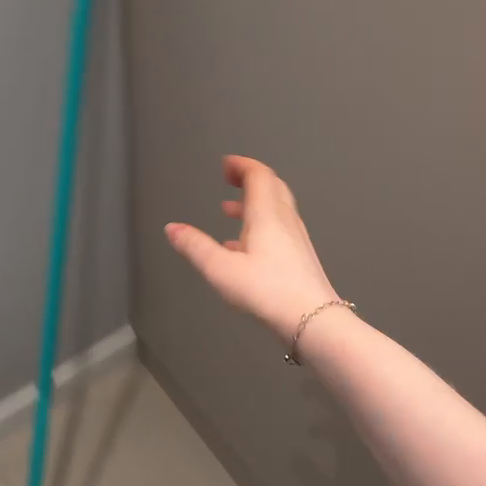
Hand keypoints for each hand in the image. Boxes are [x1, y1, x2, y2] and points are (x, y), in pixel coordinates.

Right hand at [164, 155, 341, 343]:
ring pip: (277, 209)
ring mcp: (296, 239)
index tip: (226, 164)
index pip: (259, 175)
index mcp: (267, 215)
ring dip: (254, 203)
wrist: (313, 320)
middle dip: (250, 178)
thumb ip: (195, 246)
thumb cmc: (266, 291)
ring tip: (230, 210)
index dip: (242, 165)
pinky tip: (243, 247)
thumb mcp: (220, 269)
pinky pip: (279, 229)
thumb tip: (172, 228)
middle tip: (230, 178)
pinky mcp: (300, 257)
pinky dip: (260, 225)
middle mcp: (285, 221)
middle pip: (272, 187)